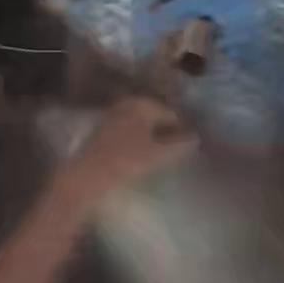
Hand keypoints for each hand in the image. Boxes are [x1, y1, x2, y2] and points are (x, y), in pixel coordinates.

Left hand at [59, 96, 197, 204]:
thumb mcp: (158, 154)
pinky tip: (143, 156)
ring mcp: (111, 117)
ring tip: (165, 154)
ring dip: (153, 136)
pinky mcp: (101, 132)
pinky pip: (128, 132)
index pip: (170, 113)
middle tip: (182, 148)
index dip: (183, 127)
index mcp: (141, 104)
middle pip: (154, 116)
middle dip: (167, 130)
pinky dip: (138, 140)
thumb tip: (196, 138)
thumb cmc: (126, 162)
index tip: (194, 142)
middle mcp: (125, 104)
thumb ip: (180, 144)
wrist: (87, 178)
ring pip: (140, 124)